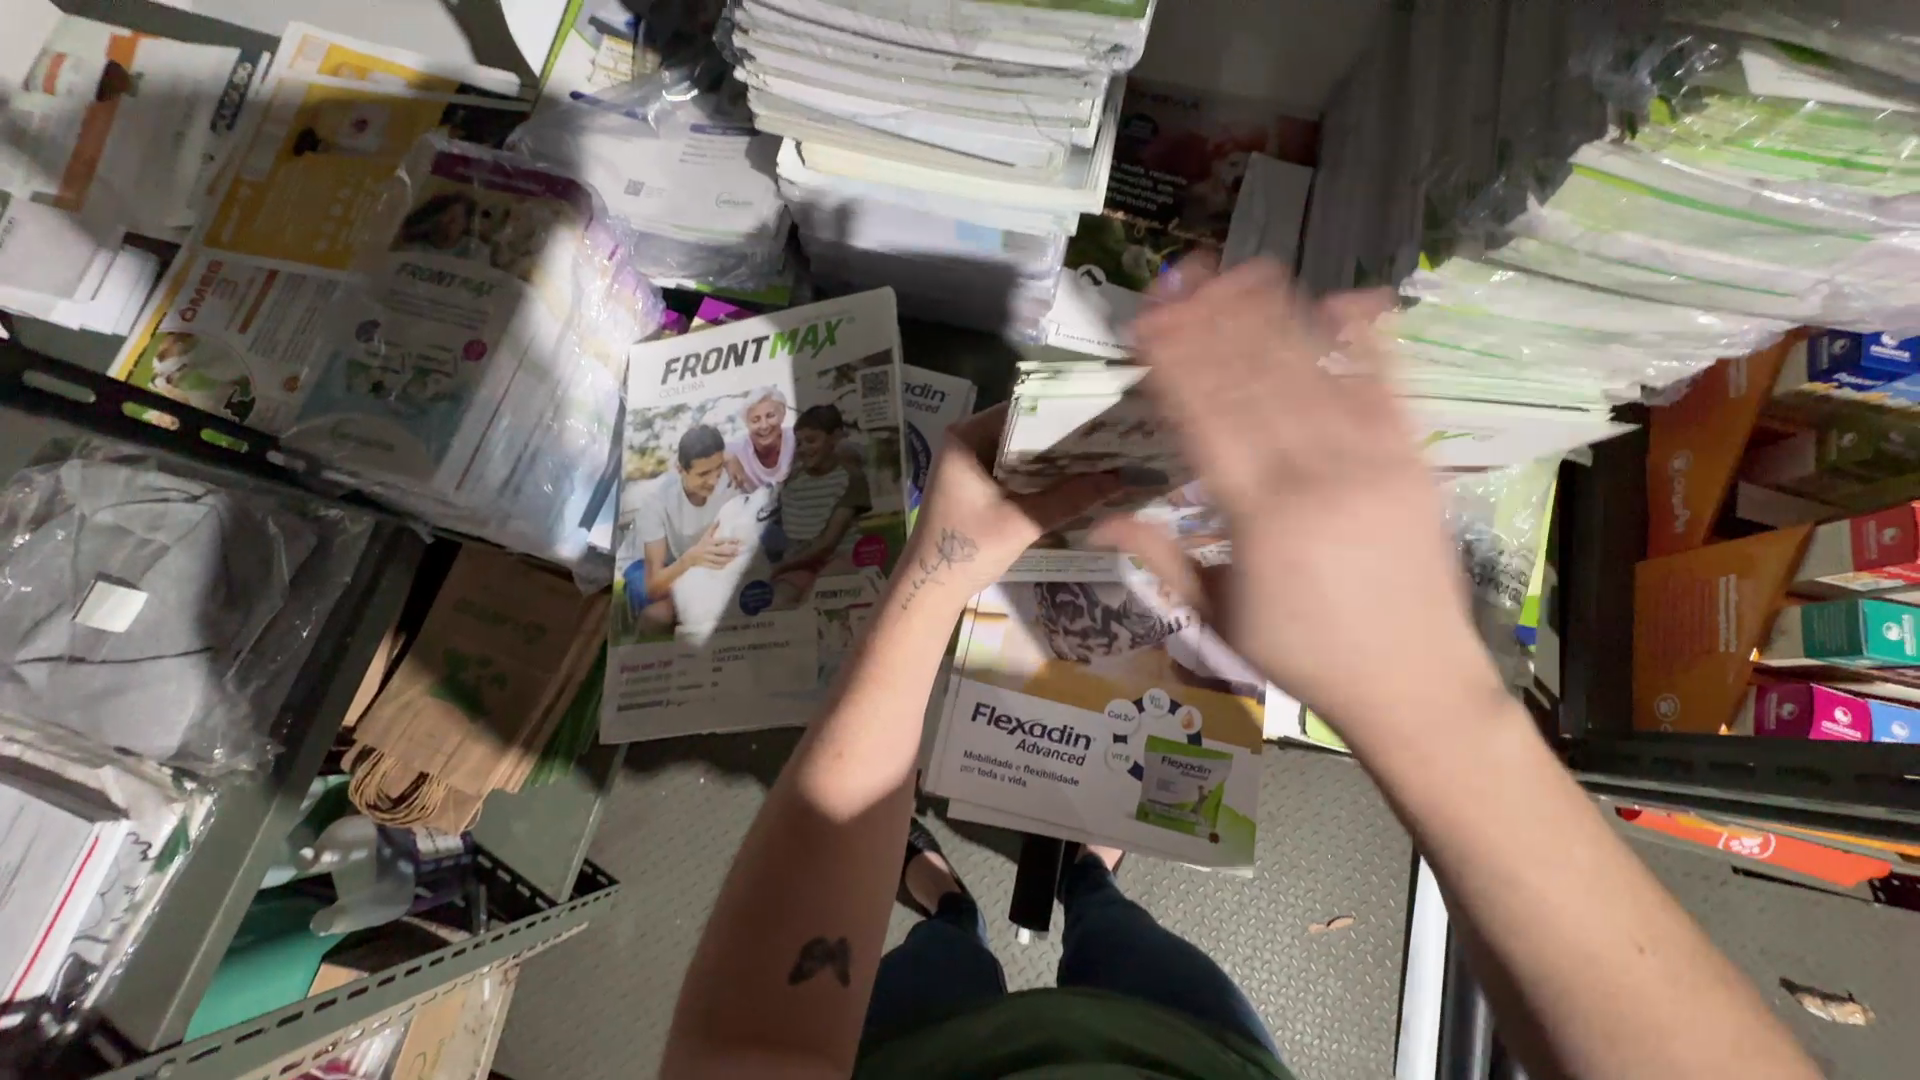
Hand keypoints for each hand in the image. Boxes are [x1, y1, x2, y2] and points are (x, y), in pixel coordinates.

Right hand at [688, 523, 742, 568]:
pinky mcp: (706, 564)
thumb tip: (719, 520)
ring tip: (735, 558)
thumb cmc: (701, 545)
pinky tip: (727, 565)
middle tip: (739, 550)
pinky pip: (714, 566)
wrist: (690, 556)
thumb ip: (712, 528)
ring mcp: (707, 557)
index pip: (721, 540)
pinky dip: (720, 566)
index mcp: (709, 542)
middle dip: (731, 551)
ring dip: (728, 559)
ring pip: (719, 559)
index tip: (738, 540)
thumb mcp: (706, 536)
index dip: (729, 540)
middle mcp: (709, 549)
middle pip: (721, 550)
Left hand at [891, 404, 1121, 613]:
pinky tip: (1074, 478)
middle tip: (1111, 437)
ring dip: (1054, 456)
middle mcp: (966, 440)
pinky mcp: (975, 483)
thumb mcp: (1023, 522)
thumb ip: (1071, 497)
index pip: (1024, 409)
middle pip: (1023, 428)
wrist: (930, 587)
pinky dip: (1040, 473)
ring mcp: (969, 462)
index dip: (1063, 413)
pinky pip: (1013, 468)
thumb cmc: (967, 549)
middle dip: (1063, 436)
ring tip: (1102, 454)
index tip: (1102, 417)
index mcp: (967, 436)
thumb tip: (1121, 479)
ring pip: (1020, 450)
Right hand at [1088, 257, 1502, 731]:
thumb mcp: (1216, 616)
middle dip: (1213, 323)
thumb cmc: (1302, 656)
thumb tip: (1098, 520)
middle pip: (1253, 382)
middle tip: (1183, 276)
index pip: (1204, 419)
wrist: (1415, 685)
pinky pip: (1393, 388)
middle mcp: (1314, 476)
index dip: (1173, 364)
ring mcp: (1374, 461)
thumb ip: (1159, 558)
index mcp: (1257, 517)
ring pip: (1313, 374)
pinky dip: (1369, 340)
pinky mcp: (1417, 460)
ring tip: (1243, 270)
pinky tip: (1346, 298)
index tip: (1147, 321)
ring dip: (1275, 317)